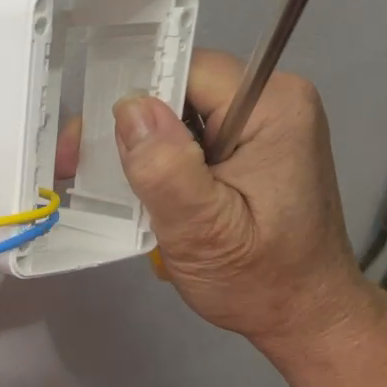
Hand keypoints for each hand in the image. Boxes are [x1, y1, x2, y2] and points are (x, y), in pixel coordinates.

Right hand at [110, 50, 371, 346]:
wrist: (303, 315)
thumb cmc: (257, 279)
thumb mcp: (202, 229)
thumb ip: (165, 168)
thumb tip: (129, 109)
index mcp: (272, 107)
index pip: (187, 71)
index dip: (134, 101)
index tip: (90, 143)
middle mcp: (274, 102)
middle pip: (182, 90)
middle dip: (131, 129)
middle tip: (83, 170)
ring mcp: (265, 127)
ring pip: (182, 117)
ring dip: (144, 153)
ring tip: (115, 192)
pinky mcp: (253, 152)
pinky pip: (194, 141)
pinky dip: (163, 167)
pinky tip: (148, 199)